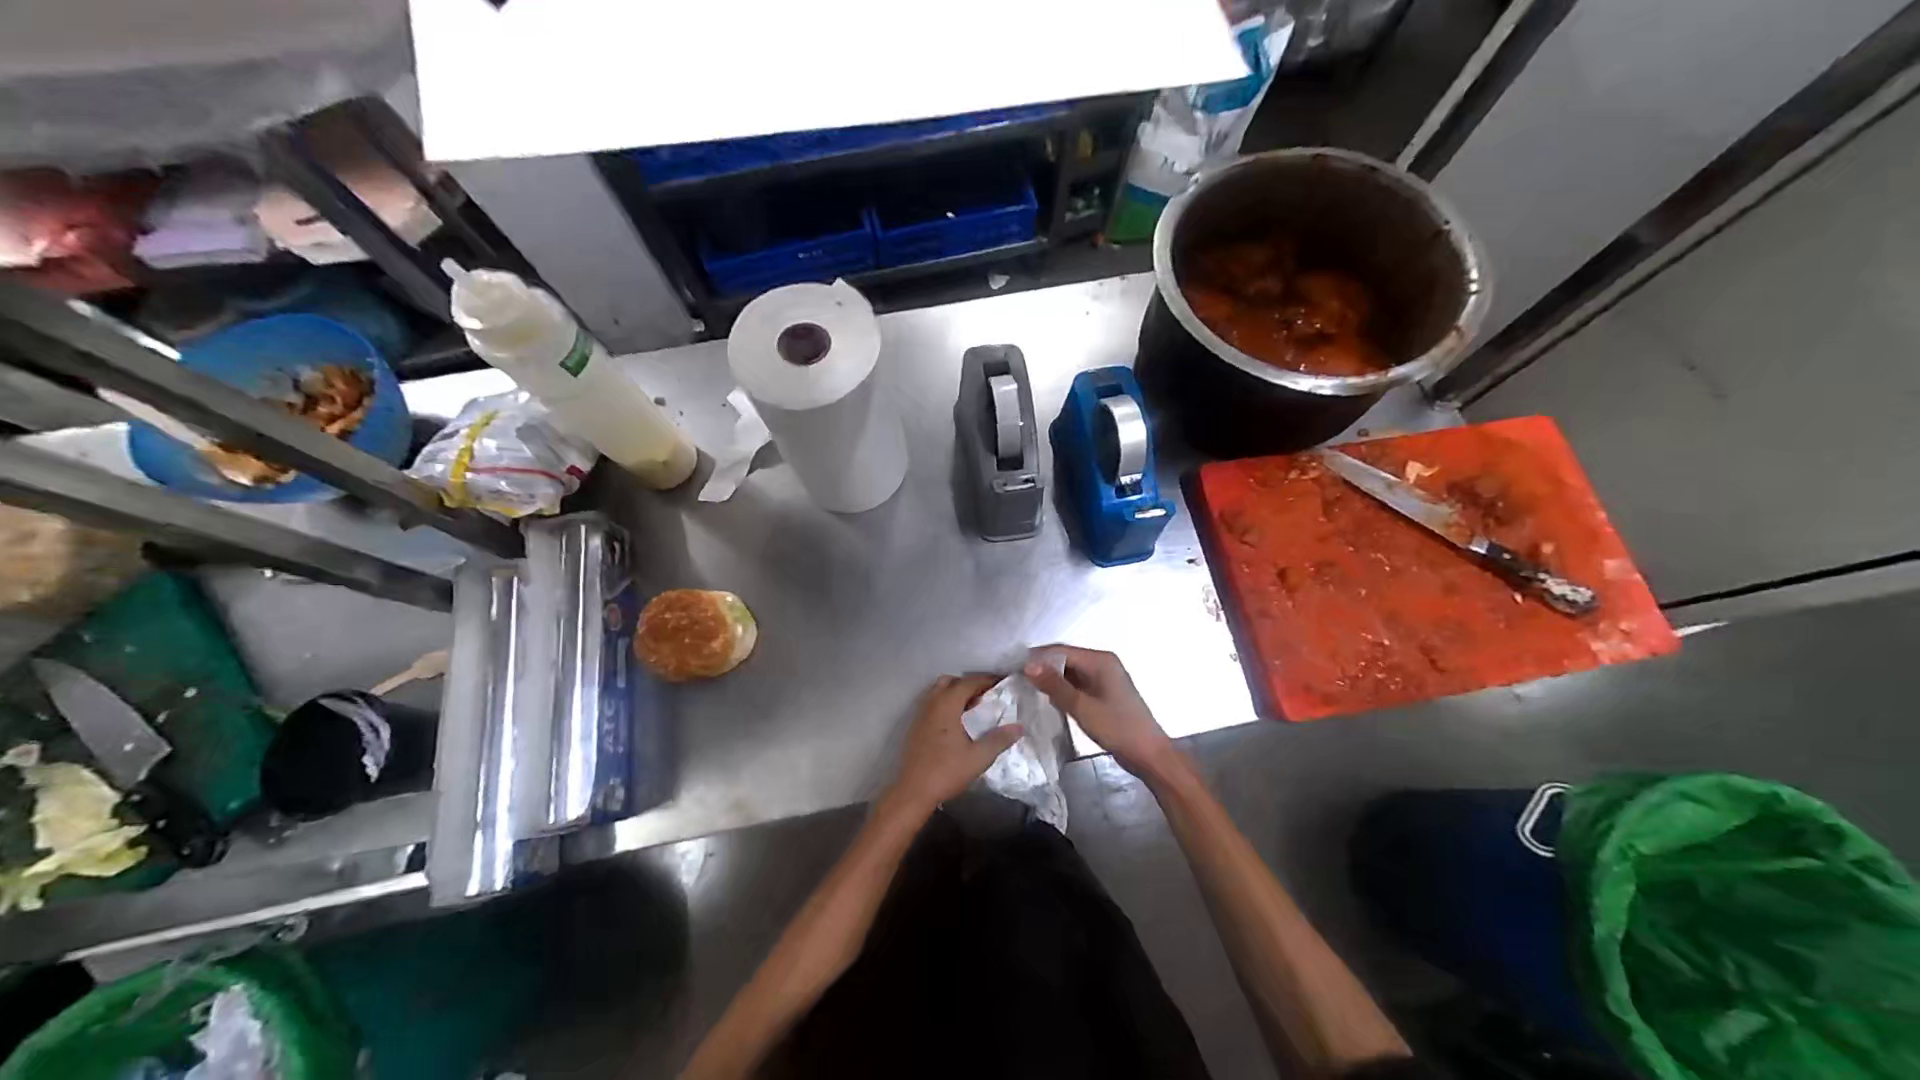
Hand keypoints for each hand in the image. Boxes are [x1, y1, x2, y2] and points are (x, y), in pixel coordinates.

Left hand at [883, 673, 1022, 816]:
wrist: (913, 791)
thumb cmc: (946, 771)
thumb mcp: (979, 757)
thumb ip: (999, 739)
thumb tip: (1019, 727)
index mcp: (946, 705)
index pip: (968, 682)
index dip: (986, 680)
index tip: (1001, 684)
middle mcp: (931, 704)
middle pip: (950, 682)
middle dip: (969, 685)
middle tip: (986, 697)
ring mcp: (920, 715)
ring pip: (938, 692)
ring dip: (955, 694)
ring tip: (973, 709)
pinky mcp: (915, 727)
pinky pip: (932, 705)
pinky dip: (946, 705)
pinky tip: (956, 724)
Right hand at [1026, 645, 1175, 779]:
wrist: (1149, 755)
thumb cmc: (1118, 728)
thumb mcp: (1082, 708)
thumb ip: (1055, 686)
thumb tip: (1028, 665)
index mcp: (1101, 660)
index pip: (1061, 651)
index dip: (1037, 658)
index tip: (1013, 669)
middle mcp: (1102, 663)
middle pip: (1065, 660)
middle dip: (1043, 669)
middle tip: (1017, 680)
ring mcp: (1103, 679)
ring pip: (1070, 673)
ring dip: (1052, 681)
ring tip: (1027, 690)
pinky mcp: (1103, 693)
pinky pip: (1077, 685)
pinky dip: (1063, 690)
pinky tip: (1048, 700)